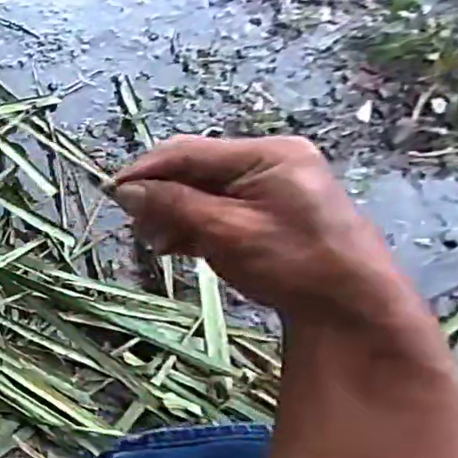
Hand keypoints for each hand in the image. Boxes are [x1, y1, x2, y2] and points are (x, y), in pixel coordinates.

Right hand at [111, 135, 414, 322]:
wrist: (348, 305)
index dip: (144, 171)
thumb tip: (124, 190)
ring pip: (193, 190)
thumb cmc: (293, 263)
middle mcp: (265, 161)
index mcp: (266, 155)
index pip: (187, 152)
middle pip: (189, 169)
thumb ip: (173, 205)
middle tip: (139, 227)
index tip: (109, 194)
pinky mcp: (259, 209)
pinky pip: (208, 207)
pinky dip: (186, 224)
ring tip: (161, 244)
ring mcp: (264, 185)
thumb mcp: (225, 231)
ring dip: (169, 214)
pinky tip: (176, 246)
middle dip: (157, 195)